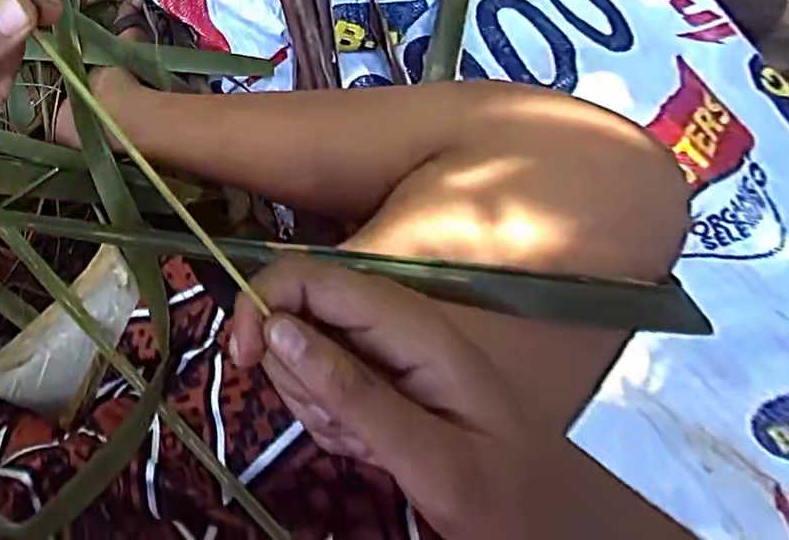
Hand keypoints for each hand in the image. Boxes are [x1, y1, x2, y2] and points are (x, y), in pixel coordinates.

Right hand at [227, 257, 539, 538]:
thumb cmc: (505, 497)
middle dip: (293, 370)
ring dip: (310, 398)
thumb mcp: (433, 461)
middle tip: (336, 427)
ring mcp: (376, 336)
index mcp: (405, 318)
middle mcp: (386, 313)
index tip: (241, 359)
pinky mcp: (370, 360)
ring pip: (296, 342)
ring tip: (362, 441)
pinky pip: (313, 372)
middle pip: (293, 306)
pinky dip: (322, 411)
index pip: (307, 273)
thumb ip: (353, 392)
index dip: (260, 301)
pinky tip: (363, 440)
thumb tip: (275, 327)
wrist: (547, 521)